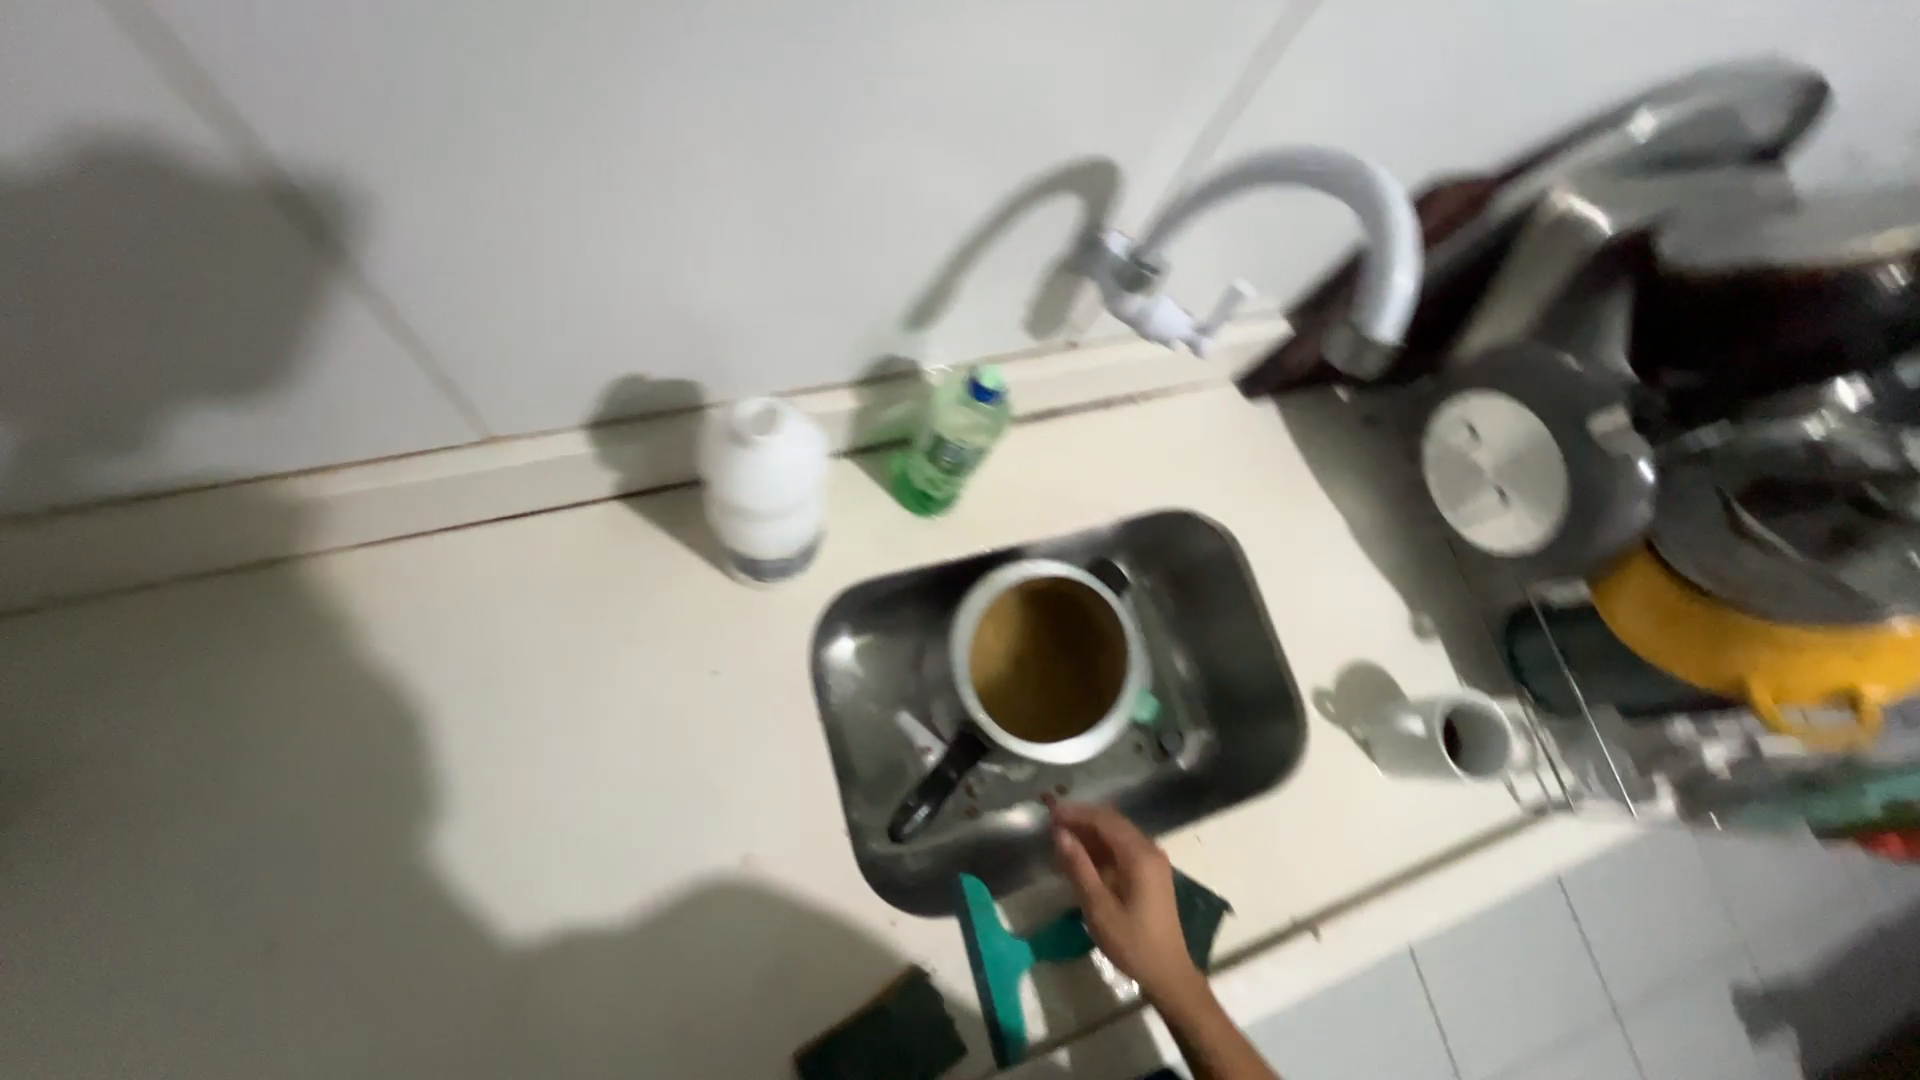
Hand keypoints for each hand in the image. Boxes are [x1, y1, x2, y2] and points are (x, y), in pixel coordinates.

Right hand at [1049, 801, 1201, 1001]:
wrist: (1168, 973)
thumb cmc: (1132, 943)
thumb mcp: (1099, 908)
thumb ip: (1079, 868)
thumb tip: (1060, 834)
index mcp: (1140, 855)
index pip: (1104, 820)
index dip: (1076, 813)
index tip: (1050, 814)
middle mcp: (1150, 850)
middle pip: (1112, 822)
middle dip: (1082, 820)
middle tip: (1052, 824)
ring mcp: (1153, 861)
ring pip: (1117, 834)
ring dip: (1091, 833)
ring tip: (1062, 839)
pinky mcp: (1151, 873)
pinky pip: (1123, 848)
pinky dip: (1101, 847)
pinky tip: (1082, 857)